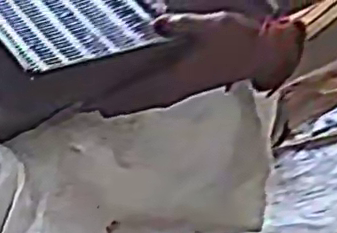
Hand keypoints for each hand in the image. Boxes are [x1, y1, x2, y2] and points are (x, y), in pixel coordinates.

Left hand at [88, 10, 305, 116]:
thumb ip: (181, 24)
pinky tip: (118, 101)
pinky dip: (126, 104)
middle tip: (78, 106)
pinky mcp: (173, 96)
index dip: (100, 100)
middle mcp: (161, 95)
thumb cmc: (236, 39)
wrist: (258, 55)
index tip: (79, 102)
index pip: (124, 96)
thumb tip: (156, 20)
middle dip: (100, 106)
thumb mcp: (211, 24)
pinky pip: (142, 105)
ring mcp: (167, 98)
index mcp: (166, 81)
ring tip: (91, 106)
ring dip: (111, 107)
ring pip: (130, 108)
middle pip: (120, 106)